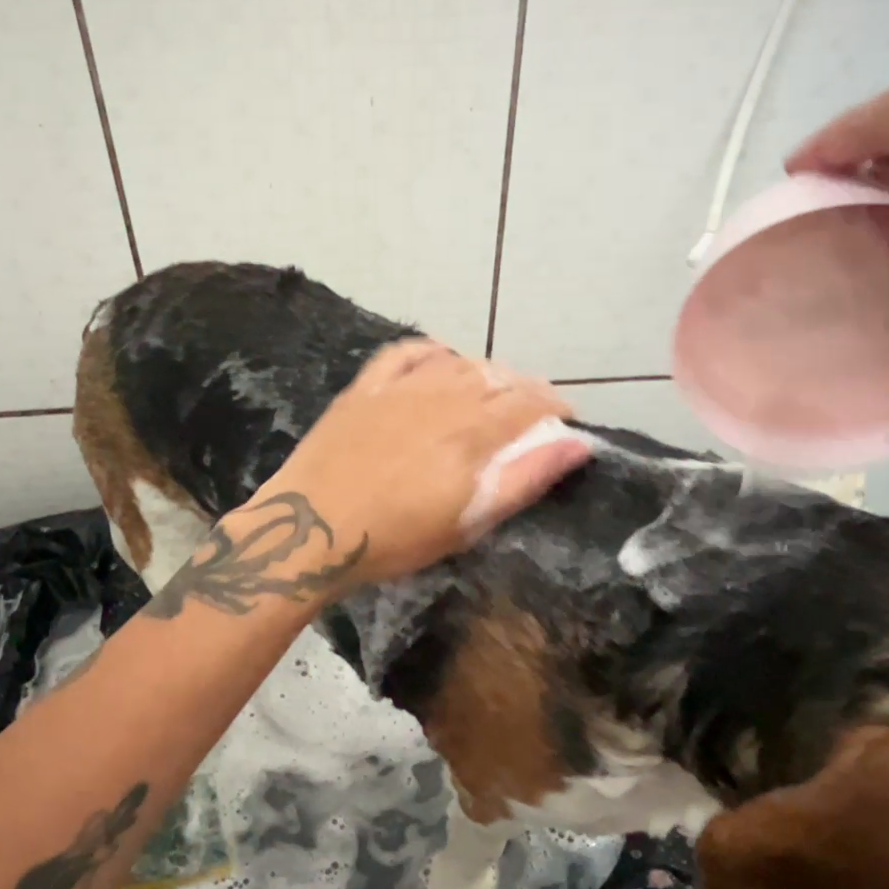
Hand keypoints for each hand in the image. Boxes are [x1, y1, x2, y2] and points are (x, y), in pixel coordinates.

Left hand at [252, 338, 590, 590]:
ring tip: (493, 389)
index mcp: (473, 430)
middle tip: (533, 410)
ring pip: (457, 363)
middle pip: (498, 378)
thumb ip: (525, 478)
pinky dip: (433, 351)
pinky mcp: (365, 388)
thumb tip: (576, 443)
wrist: (312, 528)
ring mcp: (400, 388)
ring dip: (485, 372)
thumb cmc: (395, 537)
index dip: (554, 407)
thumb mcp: (469, 521)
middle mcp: (442, 396)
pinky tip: (442, 359)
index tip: (564, 420)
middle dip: (525, 390)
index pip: (530, 402)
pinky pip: (407, 352)